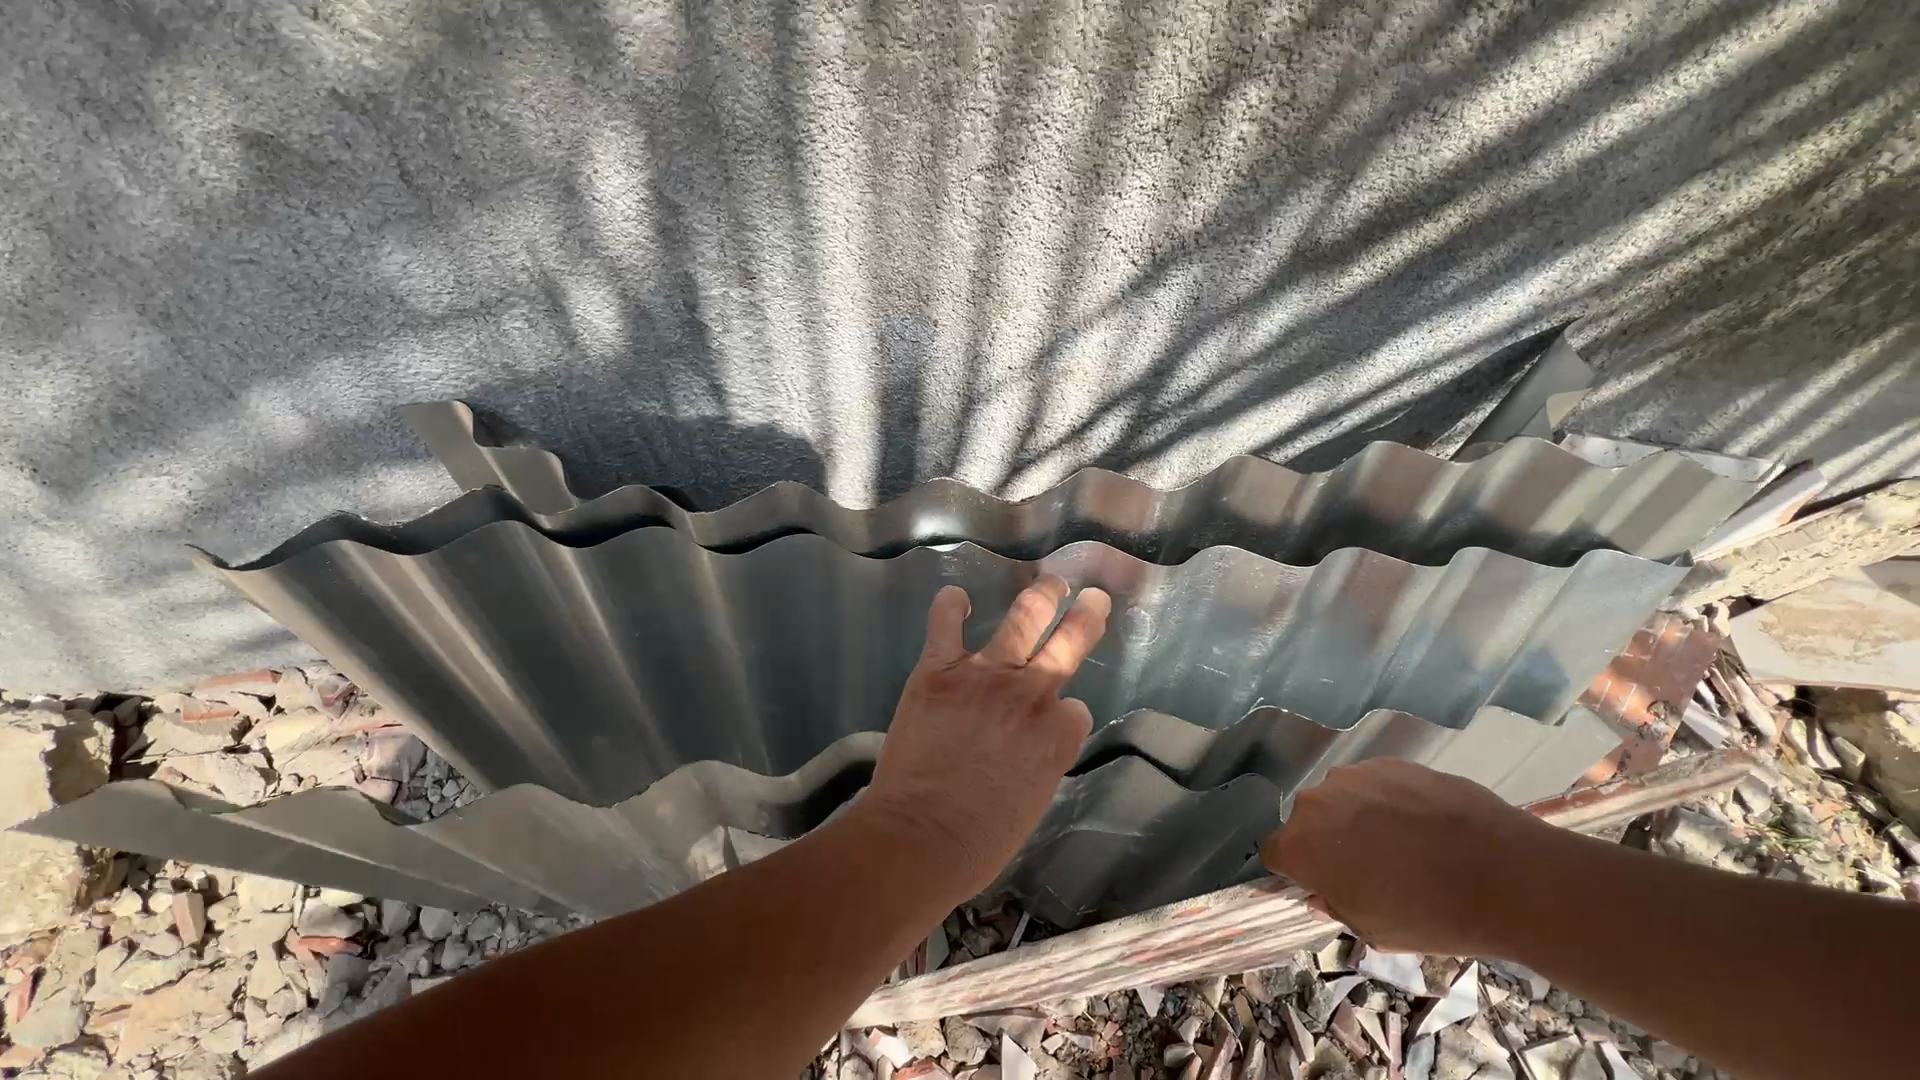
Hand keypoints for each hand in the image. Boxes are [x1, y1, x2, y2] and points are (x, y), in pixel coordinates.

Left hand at [862, 576, 1111, 895]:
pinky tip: (956, 597)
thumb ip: (1041, 759)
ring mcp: (984, 676)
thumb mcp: (1033, 803)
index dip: (1063, 716)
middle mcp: (1031, 695)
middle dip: (1086, 614)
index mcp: (1058, 735)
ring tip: (1050, 583)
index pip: (1074, 709)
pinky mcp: (938, 670)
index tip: (1050, 727)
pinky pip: (947, 622)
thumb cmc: (979, 841)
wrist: (920, 838)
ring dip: (1042, 596)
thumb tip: (1035, 739)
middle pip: (1070, 641)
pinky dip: (951, 605)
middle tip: (1092, 598)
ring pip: (1023, 618)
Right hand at [1260, 758, 1564, 955]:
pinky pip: (1376, 784)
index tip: (1326, 882)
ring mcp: (1354, 776)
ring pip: (1343, 799)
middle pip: (1309, 821)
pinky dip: (1391, 802)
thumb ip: (1337, 905)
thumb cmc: (1430, 914)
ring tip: (1404, 843)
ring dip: (1359, 817)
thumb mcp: (1374, 930)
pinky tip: (1426, 825)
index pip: (1275, 852)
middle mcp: (1315, 802)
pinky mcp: (1391, 762)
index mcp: (1301, 846)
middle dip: (1329, 840)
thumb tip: (1327, 891)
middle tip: (1369, 867)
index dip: (1298, 869)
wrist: (1505, 874)